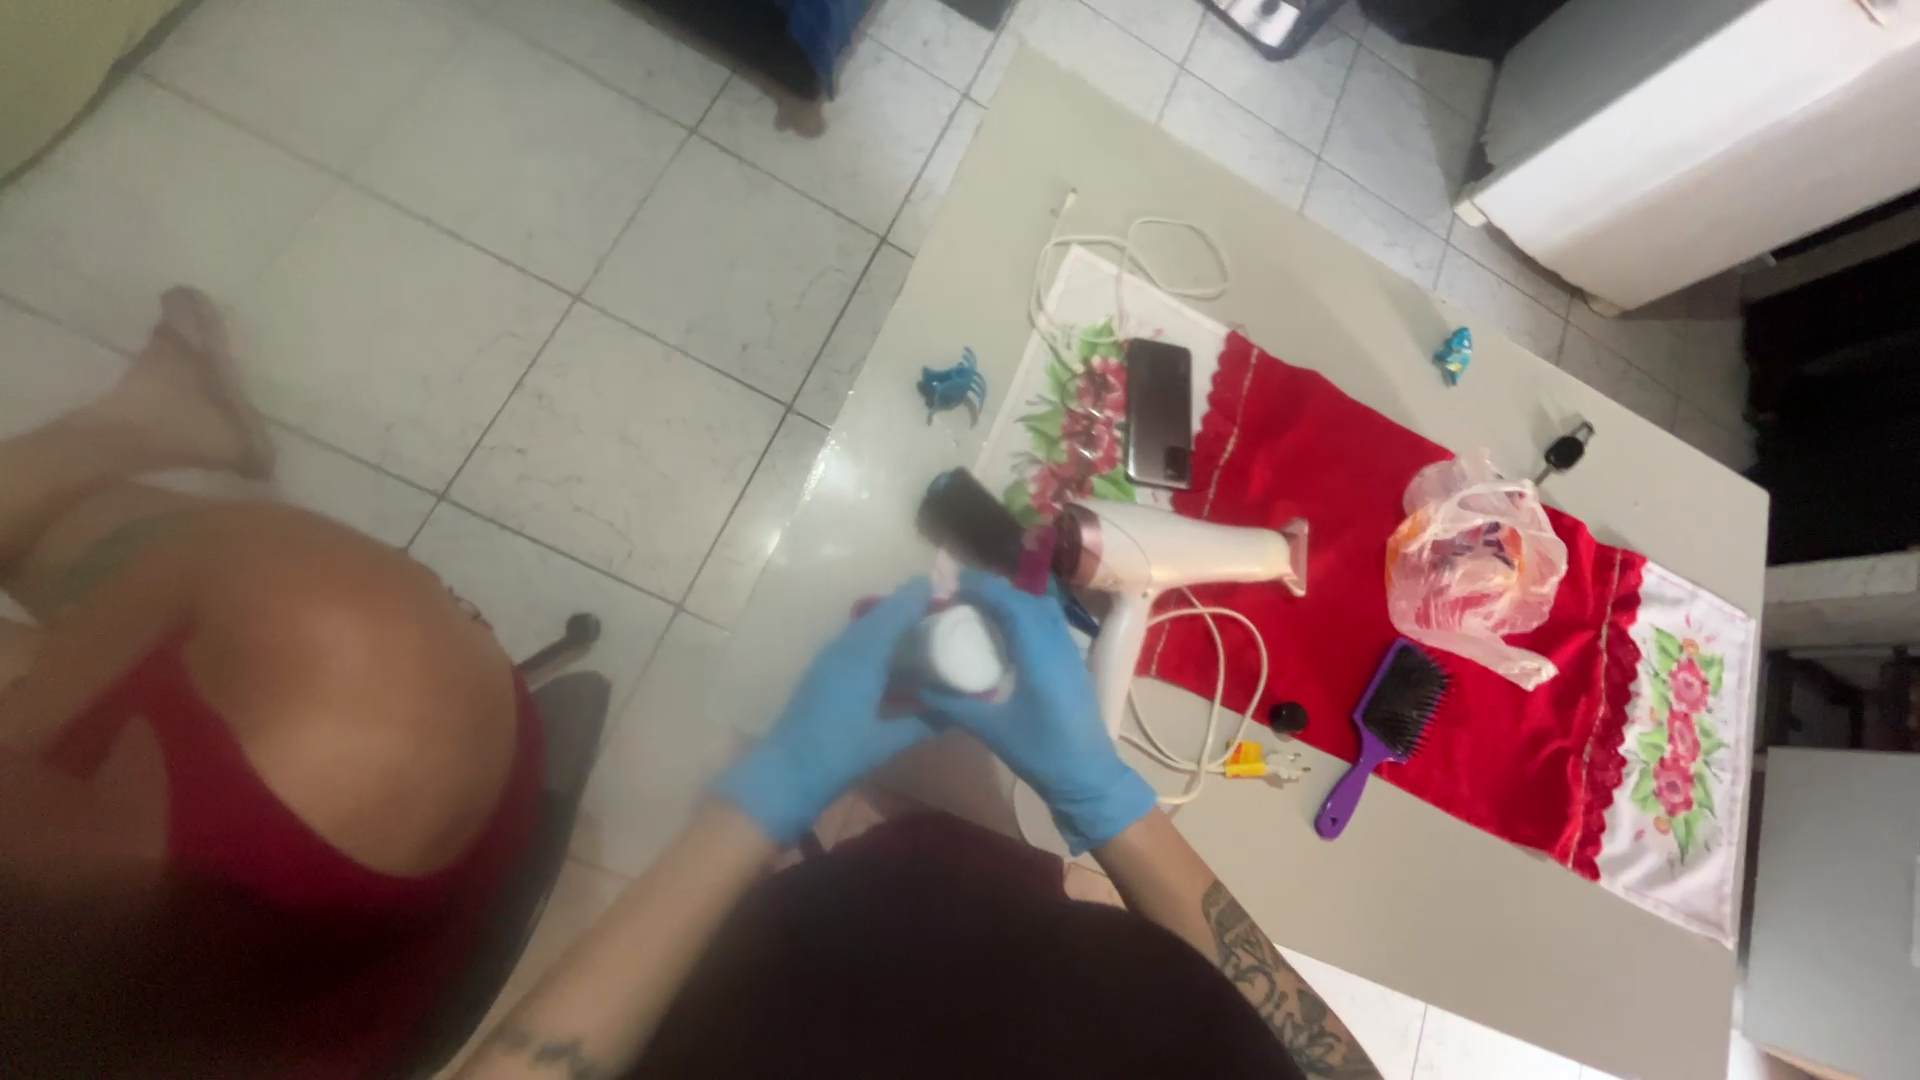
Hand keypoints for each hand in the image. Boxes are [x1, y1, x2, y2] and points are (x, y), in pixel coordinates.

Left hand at [712, 578, 936, 844]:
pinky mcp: (822, 673)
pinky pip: (856, 643)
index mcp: (862, 658)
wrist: (784, 774)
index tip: (944, 587)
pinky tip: (893, 654)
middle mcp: (844, 650)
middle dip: (907, 605)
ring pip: (865, 628)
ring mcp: (829, 660)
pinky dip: (877, 638)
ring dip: (891, 621)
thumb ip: (923, 722)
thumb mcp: (887, 742)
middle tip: (938, 604)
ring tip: (921, 624)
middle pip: (879, 615)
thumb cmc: (837, 757)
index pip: (894, 615)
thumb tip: (957, 711)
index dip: (918, 598)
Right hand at [921, 568, 1155, 853]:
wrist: (1088, 777)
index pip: (1010, 604)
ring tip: (982, 607)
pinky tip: (1008, 631)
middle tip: (960, 593)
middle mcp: (1058, 644)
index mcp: (1038, 654)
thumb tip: (917, 685)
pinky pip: (1050, 624)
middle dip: (994, 590)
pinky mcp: (1074, 663)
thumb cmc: (1039, 752)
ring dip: (1012, 600)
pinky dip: (1026, 615)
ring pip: (1042, 610)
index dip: (982, 587)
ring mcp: (1070, 653)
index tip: (953, 581)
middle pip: (1026, 600)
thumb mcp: (990, 729)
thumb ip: (952, 705)